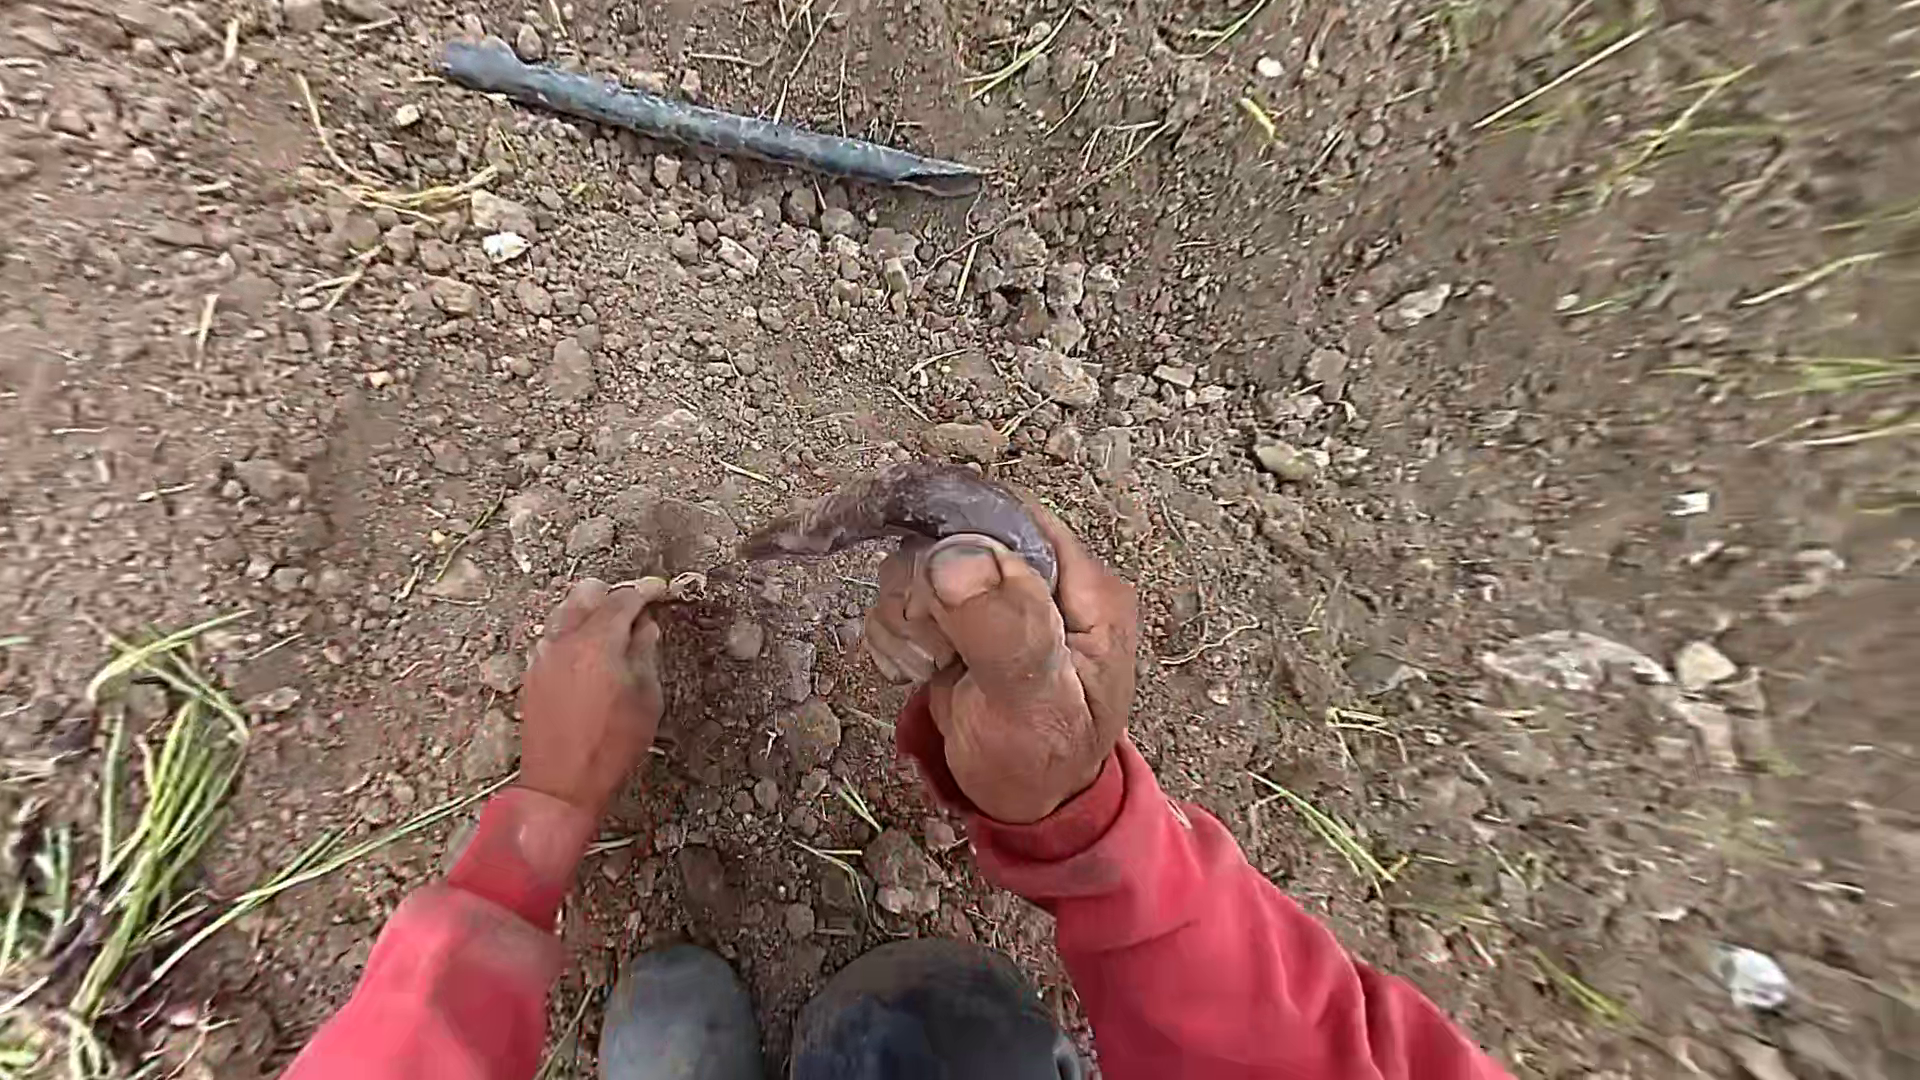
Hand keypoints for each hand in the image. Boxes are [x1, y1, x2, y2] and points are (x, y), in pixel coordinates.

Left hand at [517, 577, 667, 816]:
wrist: (562, 786)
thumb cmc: (613, 743)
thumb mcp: (647, 694)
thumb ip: (645, 651)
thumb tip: (645, 627)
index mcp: (597, 642)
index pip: (623, 599)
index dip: (646, 590)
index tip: (661, 589)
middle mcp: (563, 642)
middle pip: (586, 594)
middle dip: (615, 594)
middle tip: (639, 608)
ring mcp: (542, 657)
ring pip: (566, 612)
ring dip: (592, 611)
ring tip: (617, 629)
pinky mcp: (533, 675)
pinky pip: (555, 636)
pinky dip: (576, 632)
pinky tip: (595, 652)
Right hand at [864, 508, 1137, 822]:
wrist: (1026, 800)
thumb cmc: (1044, 760)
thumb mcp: (1036, 705)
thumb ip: (1006, 633)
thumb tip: (956, 557)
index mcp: (1083, 585)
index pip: (1012, 517)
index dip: (960, 542)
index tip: (933, 595)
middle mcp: (1041, 576)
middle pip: (956, 535)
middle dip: (927, 593)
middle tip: (938, 649)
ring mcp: (998, 593)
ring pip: (921, 562)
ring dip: (907, 615)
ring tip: (931, 664)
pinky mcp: (962, 613)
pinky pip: (905, 593)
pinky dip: (896, 629)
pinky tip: (917, 665)